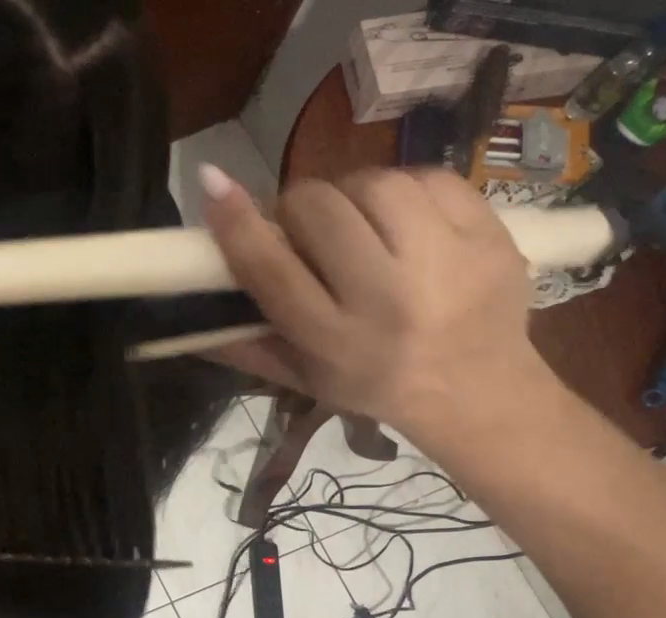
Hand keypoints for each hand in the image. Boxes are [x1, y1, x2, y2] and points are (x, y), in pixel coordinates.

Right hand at [200, 165, 550, 425]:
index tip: (213, 185)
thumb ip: (243, 348)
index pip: (272, 268)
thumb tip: (176, 324)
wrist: (476, 391)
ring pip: (373, 183)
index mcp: (333, 338)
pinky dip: (401, 189)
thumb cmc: (370, 383)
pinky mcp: (489, 233)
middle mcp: (386, 297)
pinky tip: (399, 217)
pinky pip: (428, 177)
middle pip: (320, 210)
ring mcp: (446, 261)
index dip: (237, 223)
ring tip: (354, 221)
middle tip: (303, 227)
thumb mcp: (301, 377)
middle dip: (299, 207)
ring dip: (350, 193)